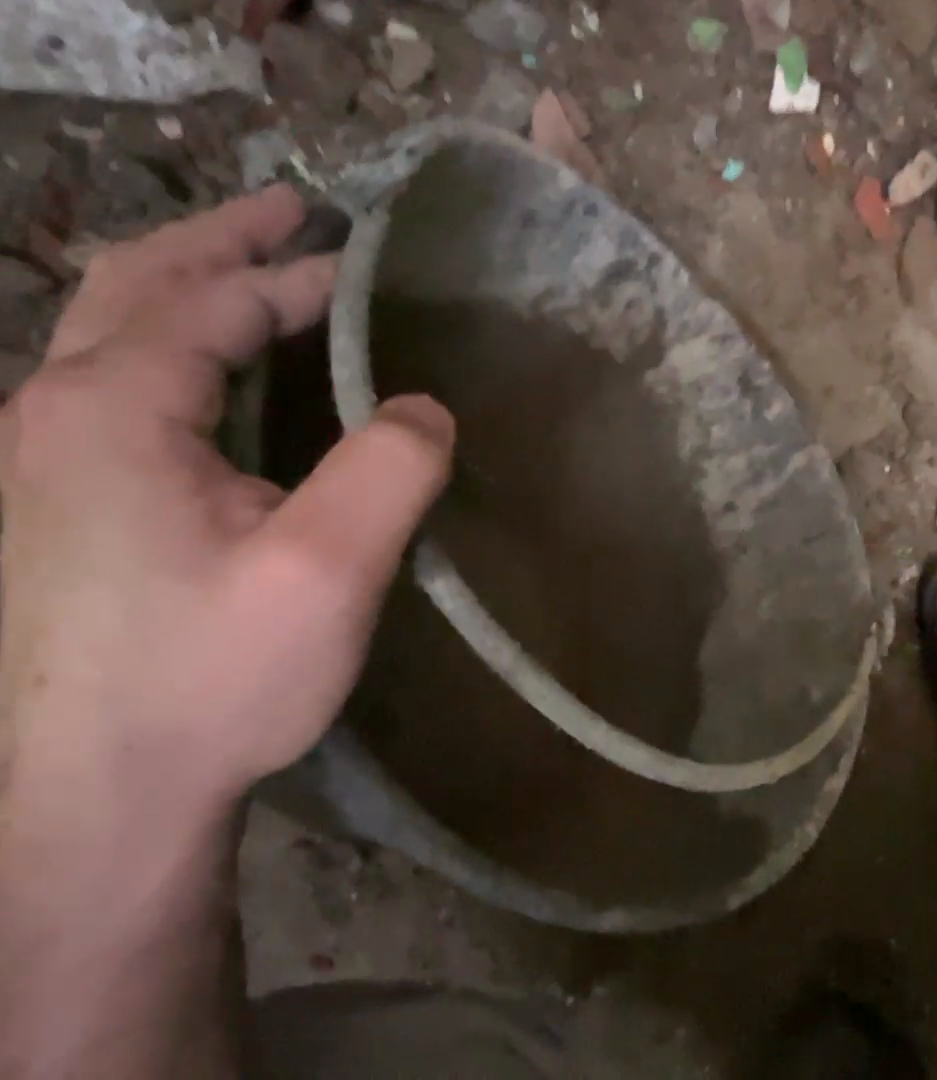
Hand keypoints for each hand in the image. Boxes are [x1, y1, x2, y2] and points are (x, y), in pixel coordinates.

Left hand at [0, 186, 454, 821]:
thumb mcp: (327, 570)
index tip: (369, 263)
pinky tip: (207, 369)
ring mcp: (35, 465)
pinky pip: (106, 388)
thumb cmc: (208, 678)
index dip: (296, 276)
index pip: (210, 304)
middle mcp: (49, 416)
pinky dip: (166, 344)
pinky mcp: (50, 510)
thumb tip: (425, 408)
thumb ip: (387, 469)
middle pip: (129, 287)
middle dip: (217, 240)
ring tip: (251, 269)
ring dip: (183, 286)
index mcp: (110, 412)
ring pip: (102, 333)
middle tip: (292, 208)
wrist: (86, 796)